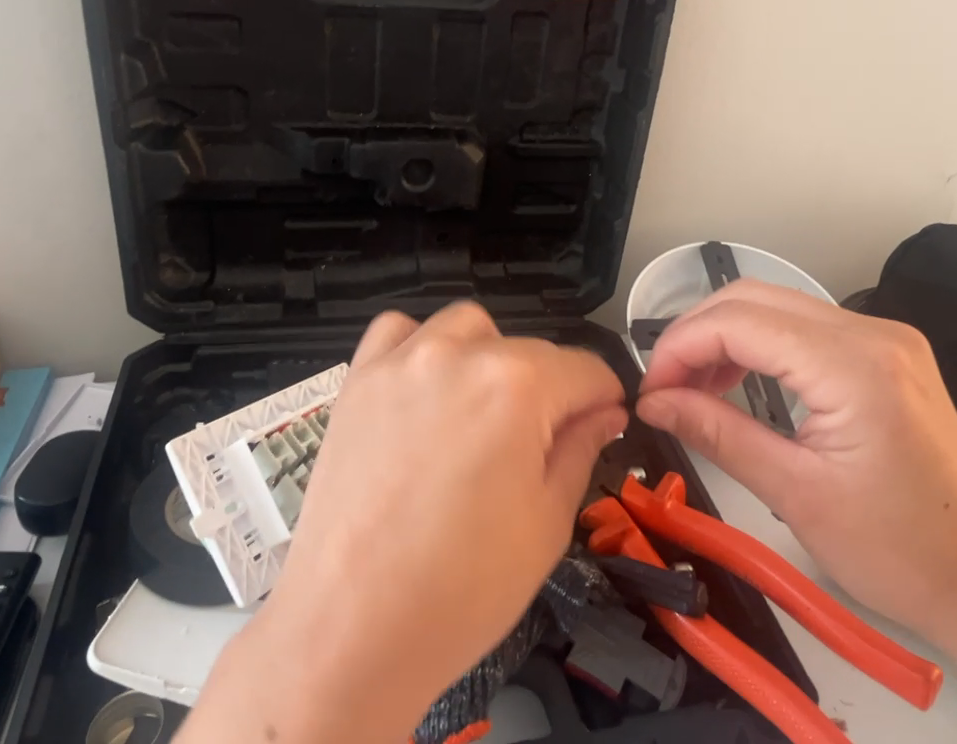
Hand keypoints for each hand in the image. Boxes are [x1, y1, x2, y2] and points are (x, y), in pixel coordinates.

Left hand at [181, 302, 627, 743]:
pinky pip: (398, 334)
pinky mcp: (357, 381)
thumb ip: (580, 451)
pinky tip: (426, 393)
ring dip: (488, 357)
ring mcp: (400, 362)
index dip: (604, 399)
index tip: (604, 423)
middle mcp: (458, 355)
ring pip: (466, 329)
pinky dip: (421, 348)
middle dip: (550, 388)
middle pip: (529, 349)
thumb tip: (602, 413)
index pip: (585, 368)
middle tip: (542, 444)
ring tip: (483, 415)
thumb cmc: (462, 589)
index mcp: (518, 386)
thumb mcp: (547, 524)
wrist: (352, 627)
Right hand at [634, 280, 956, 640]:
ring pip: (776, 305)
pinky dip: (758, 345)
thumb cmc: (898, 552)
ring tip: (692, 388)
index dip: (679, 349)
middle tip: (663, 388)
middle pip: (752, 298)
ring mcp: (885, 339)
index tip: (649, 392)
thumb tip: (653, 402)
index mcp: (853, 366)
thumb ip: (716, 433)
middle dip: (694, 334)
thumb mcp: (793, 493)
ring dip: (723, 336)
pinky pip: (804, 328)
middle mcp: (872, 333)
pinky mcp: (888, 355)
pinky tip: (736, 382)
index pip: (738, 323)